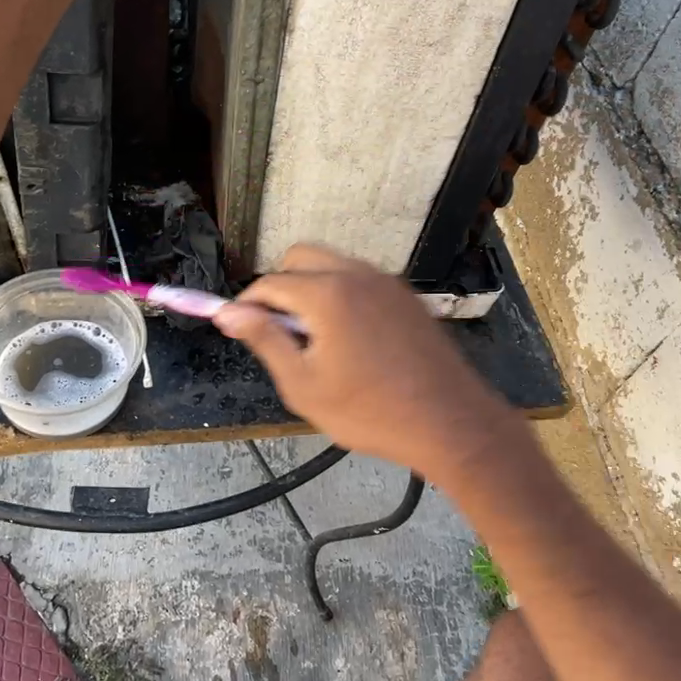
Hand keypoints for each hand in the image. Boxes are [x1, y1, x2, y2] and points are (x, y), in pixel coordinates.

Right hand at [213, 245, 520, 477]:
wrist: (450, 423)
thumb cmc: (371, 412)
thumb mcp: (304, 385)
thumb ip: (264, 340)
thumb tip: (229, 313)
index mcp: (327, 294)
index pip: (269, 282)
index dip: (246, 304)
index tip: (237, 328)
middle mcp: (357, 274)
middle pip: (300, 257)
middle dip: (279, 285)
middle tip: (277, 330)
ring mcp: (386, 282)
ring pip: (332, 264)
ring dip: (310, 288)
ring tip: (313, 340)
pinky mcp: (406, 296)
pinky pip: (360, 280)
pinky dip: (341, 294)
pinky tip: (348, 340)